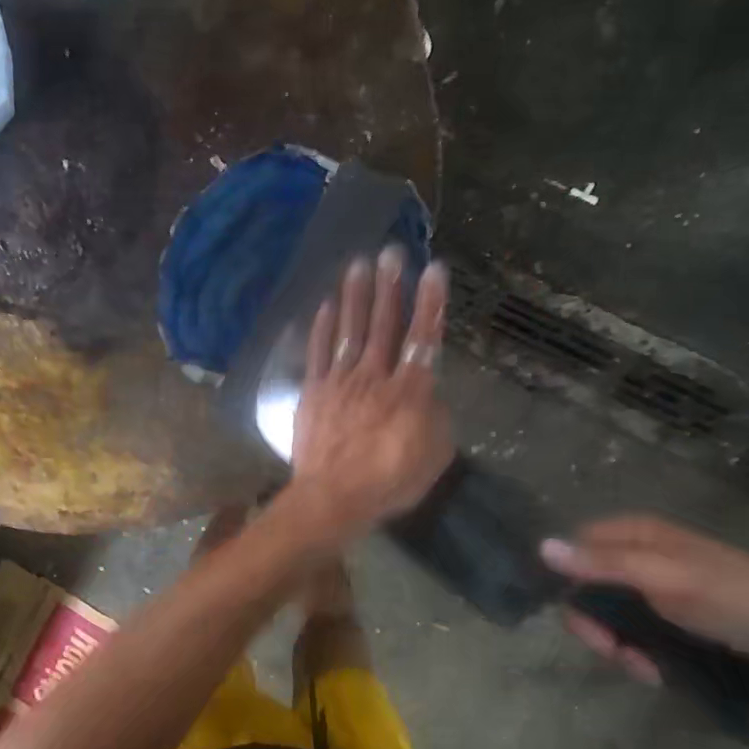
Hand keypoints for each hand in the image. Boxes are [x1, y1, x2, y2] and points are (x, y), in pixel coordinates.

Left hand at [282, 245, 452, 545]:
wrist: (332, 497)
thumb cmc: (389, 482)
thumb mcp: (434, 455)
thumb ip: (434, 416)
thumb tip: (428, 394)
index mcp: (409, 391)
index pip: (424, 337)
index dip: (430, 302)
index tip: (433, 269)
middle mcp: (374, 376)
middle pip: (384, 324)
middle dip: (389, 286)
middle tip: (390, 251)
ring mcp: (340, 381)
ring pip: (350, 330)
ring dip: (355, 296)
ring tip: (357, 264)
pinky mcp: (314, 391)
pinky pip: (318, 352)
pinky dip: (321, 327)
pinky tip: (325, 305)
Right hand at [540, 516, 748, 682]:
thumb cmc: (739, 604)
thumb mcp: (667, 580)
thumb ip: (603, 564)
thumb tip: (540, 547)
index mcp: (637, 533)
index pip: (575, 549)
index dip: (570, 584)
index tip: (587, 622)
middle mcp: (641, 555)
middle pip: (587, 585)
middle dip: (595, 624)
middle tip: (615, 653)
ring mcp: (658, 587)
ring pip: (608, 614)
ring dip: (616, 645)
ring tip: (643, 669)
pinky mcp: (673, 617)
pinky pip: (634, 631)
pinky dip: (637, 652)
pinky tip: (656, 671)